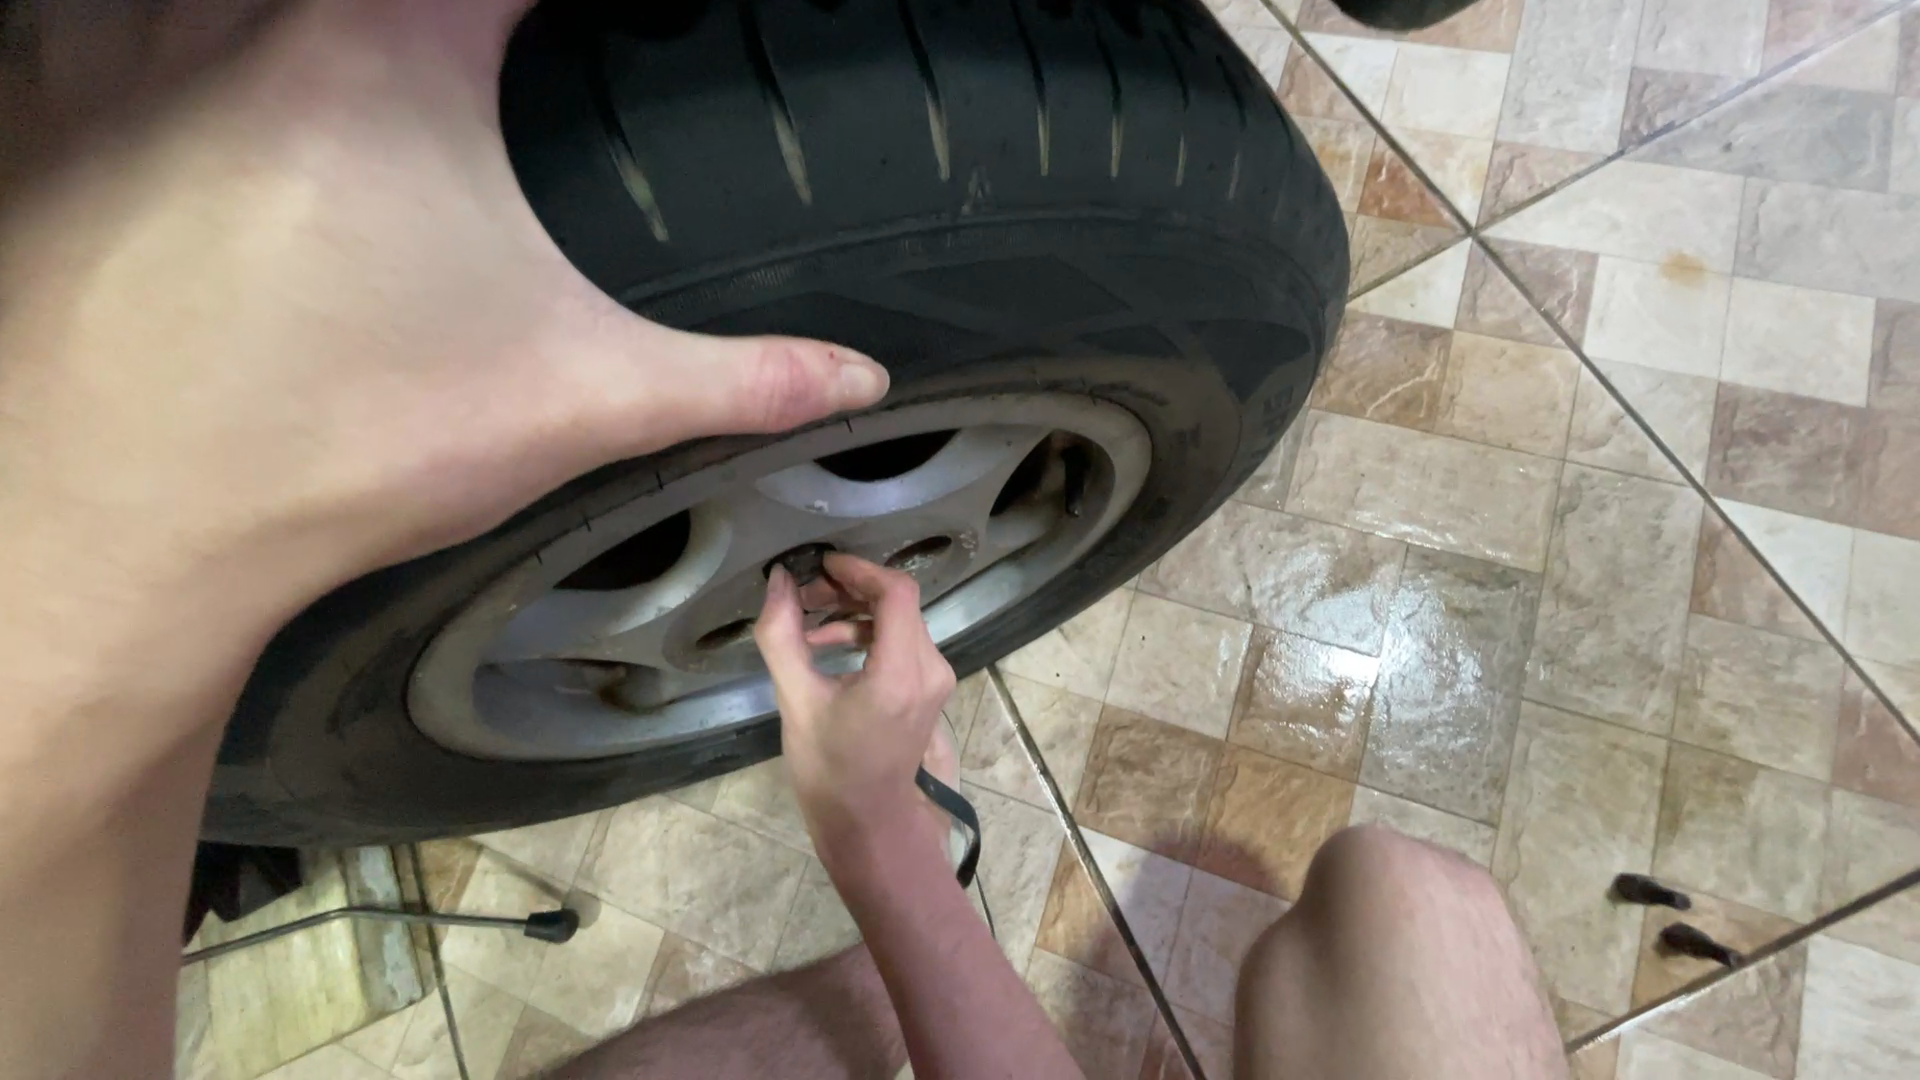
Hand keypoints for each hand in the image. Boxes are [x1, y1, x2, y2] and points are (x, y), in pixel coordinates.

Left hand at [0, 0, 888, 639]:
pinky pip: (141, 17)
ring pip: (268, 5)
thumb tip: (858, 380)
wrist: (119, 524)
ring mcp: (111, 40)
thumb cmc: (356, 444)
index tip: (617, 56)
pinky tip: (283, 128)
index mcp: (387, 59)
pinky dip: (233, 48)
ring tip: (434, 140)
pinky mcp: (45, 102)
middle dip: (479, 44)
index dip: (575, 23)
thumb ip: (743, 378)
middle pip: (406, 1)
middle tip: (529, 85)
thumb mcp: (589, 401)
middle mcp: (235, 14)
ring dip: (365, 47)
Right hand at [754, 554, 958, 860]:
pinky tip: (828, 643)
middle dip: (850, 589)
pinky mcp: (932, 686)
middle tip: (806, 593)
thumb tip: (779, 582)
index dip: (859, 569)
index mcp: (899, 674)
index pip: (895, 593)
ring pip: (902, 619)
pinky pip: (904, 640)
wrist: (868, 821)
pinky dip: (869, 633)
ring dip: (856, 610)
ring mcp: (937, 678)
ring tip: (809, 620)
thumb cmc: (828, 769)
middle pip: (898, 602)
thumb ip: (782, 636)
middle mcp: (930, 668)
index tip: (821, 565)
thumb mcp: (795, 701)